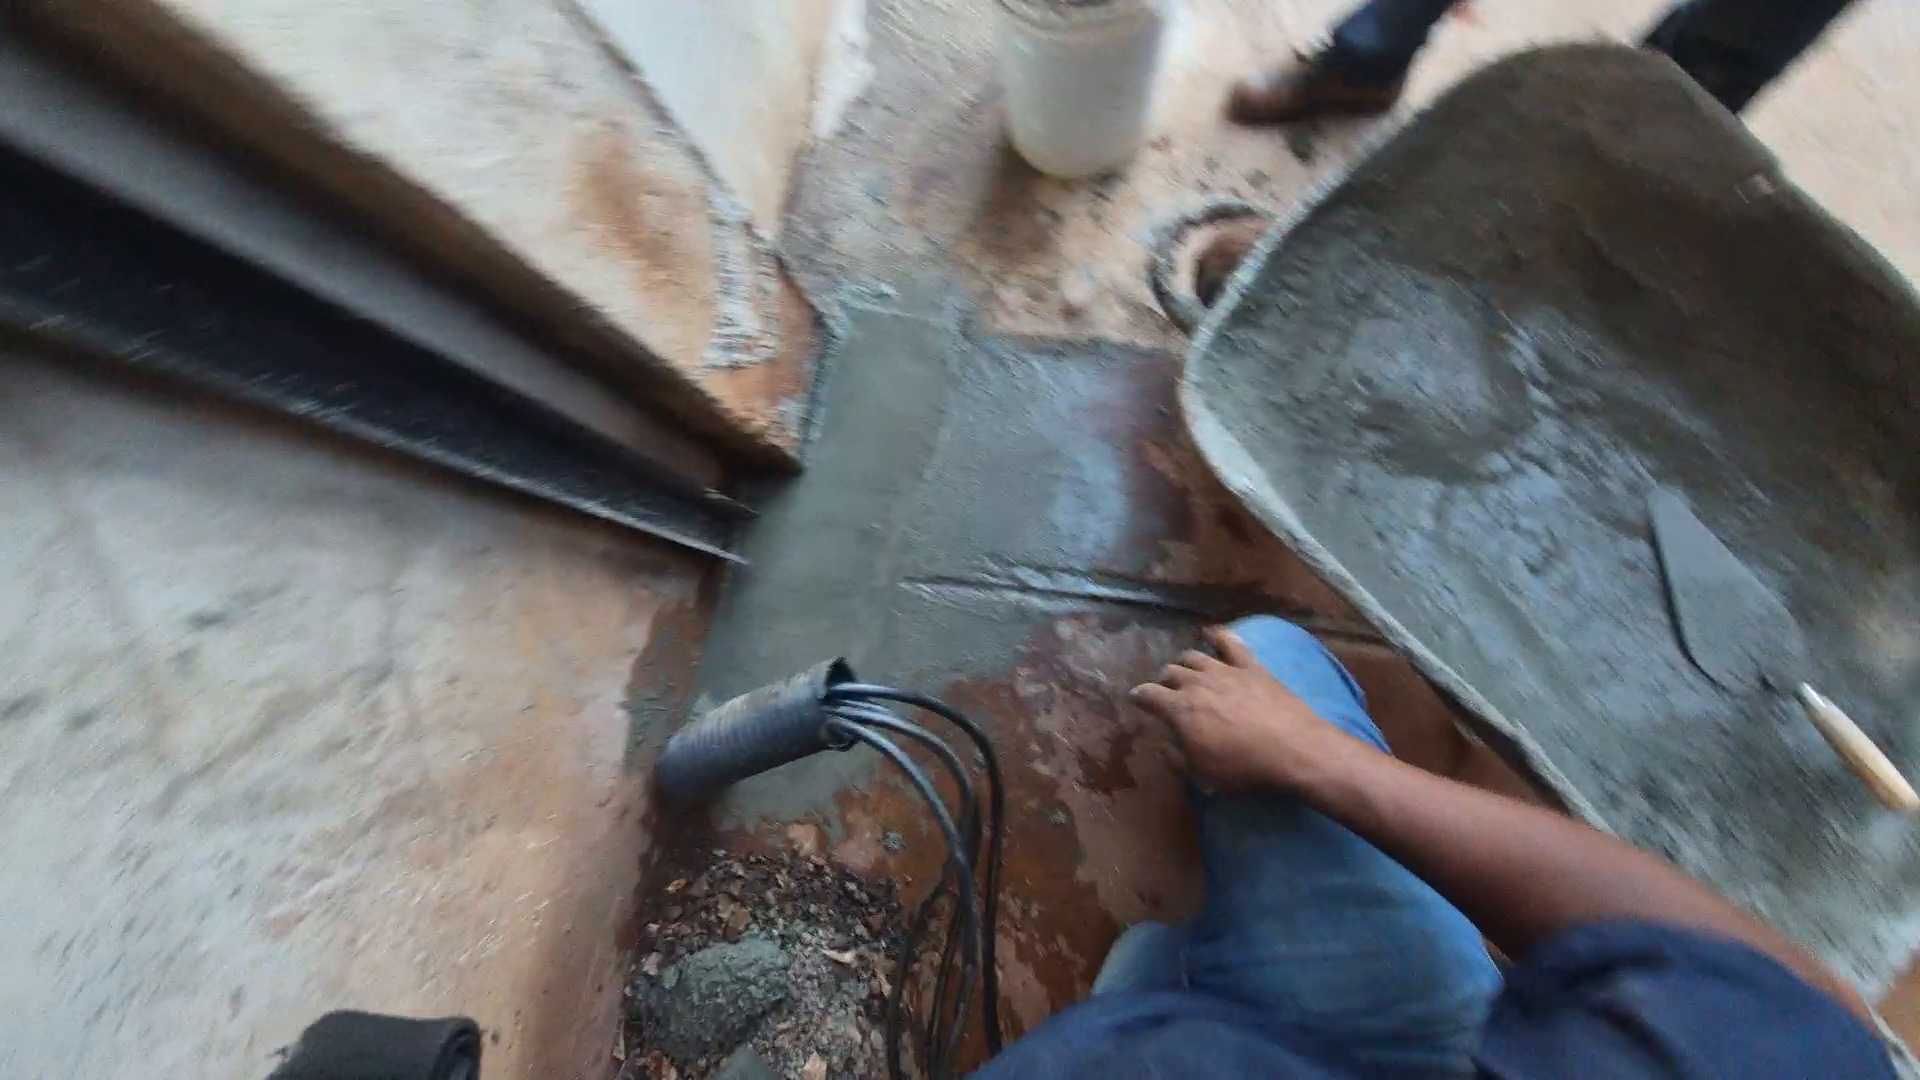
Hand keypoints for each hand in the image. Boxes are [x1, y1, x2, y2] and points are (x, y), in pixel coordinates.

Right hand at [1129, 626, 1374, 792]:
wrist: (1294, 749)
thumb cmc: (1244, 768)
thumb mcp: (1202, 776)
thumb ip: (1176, 759)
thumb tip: (1164, 746)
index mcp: (1179, 709)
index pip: (1148, 695)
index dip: (1139, 697)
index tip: (1137, 699)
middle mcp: (1195, 683)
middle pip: (1170, 672)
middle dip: (1164, 682)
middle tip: (1169, 693)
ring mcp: (1223, 670)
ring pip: (1193, 656)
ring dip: (1185, 664)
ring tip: (1188, 672)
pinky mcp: (1250, 666)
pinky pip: (1230, 643)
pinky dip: (1217, 635)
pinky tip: (1211, 633)